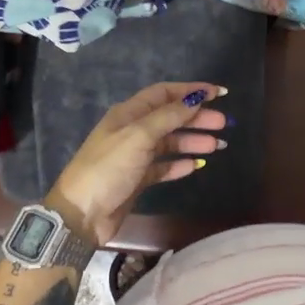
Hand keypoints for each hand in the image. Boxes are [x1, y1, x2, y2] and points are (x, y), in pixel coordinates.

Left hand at [45, 82, 228, 245]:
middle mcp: (132, 131)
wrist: (81, 214)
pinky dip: (180, 164)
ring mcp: (135, 156)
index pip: (164, 93)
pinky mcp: (138, 179)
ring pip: (170, 142)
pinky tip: (196, 166)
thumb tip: (196, 98)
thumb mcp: (139, 136)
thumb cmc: (108, 168)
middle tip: (223, 123)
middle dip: (197, 117)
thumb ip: (169, 116)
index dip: (191, 91)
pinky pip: (164, 166)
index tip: (219, 94)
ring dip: (193, 141)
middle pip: (170, 117)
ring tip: (217, 146)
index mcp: (128, 114)